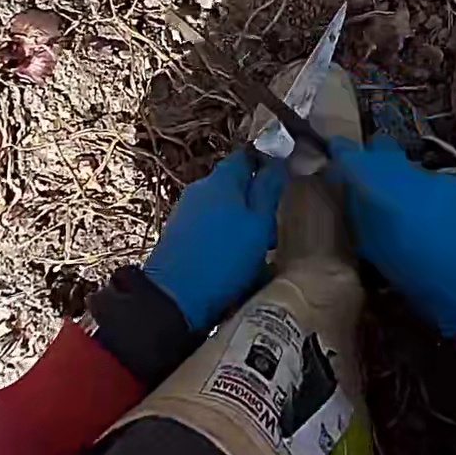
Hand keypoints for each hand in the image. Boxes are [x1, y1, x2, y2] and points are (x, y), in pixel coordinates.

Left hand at [143, 151, 288, 330]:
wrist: (173, 299)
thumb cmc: (224, 257)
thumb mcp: (258, 224)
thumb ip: (268, 189)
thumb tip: (277, 161)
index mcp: (222, 180)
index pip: (247, 155)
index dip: (267, 161)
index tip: (282, 179)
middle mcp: (201, 188)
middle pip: (236, 183)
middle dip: (256, 199)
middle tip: (272, 225)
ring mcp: (186, 210)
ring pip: (224, 206)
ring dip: (242, 221)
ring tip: (257, 249)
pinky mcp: (178, 233)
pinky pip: (210, 224)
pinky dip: (225, 235)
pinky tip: (235, 260)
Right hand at [327, 136, 455, 352]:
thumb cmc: (414, 276)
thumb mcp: (375, 249)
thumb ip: (361, 213)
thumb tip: (351, 192)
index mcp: (380, 191)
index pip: (352, 158)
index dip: (341, 154)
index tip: (335, 156)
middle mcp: (408, 175)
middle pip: (383, 149)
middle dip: (373, 159)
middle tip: (369, 180)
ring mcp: (436, 178)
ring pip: (409, 166)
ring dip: (402, 179)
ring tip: (404, 205)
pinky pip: (432, 181)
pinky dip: (425, 192)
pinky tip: (431, 214)